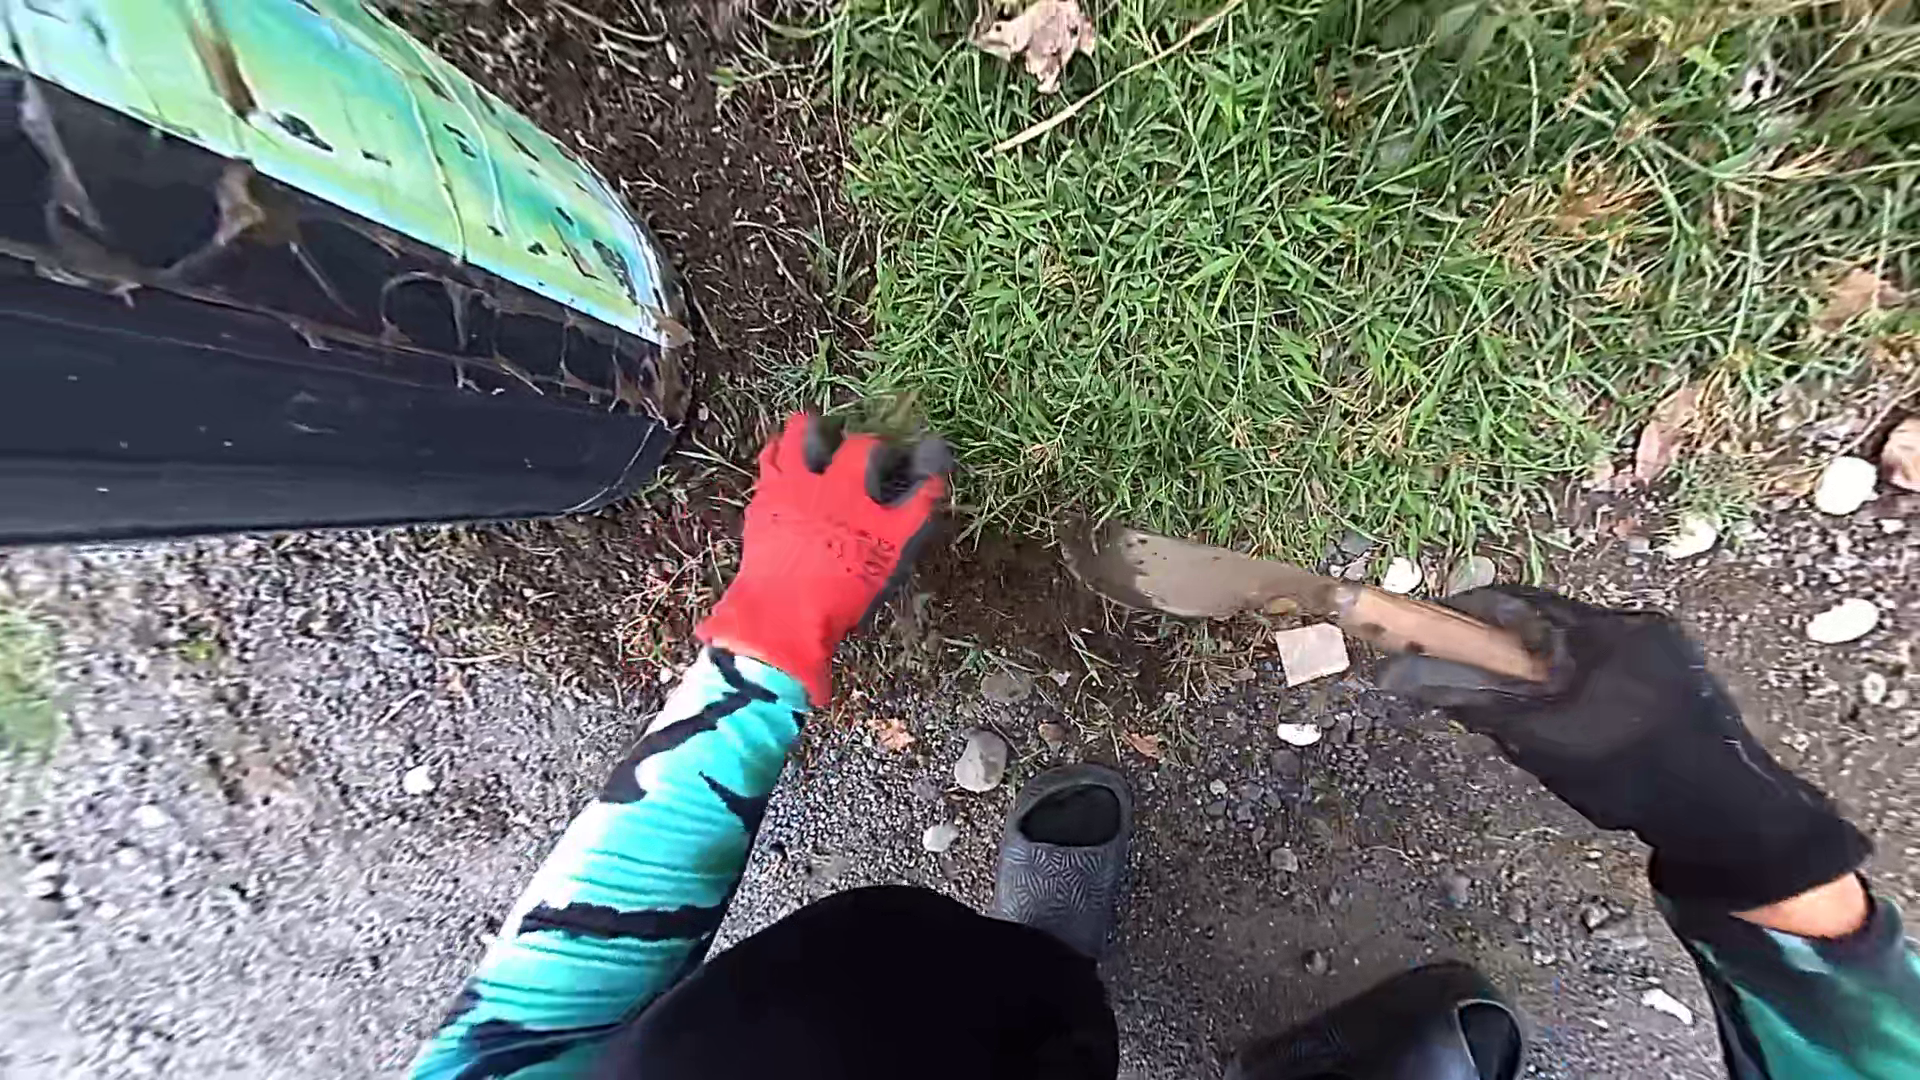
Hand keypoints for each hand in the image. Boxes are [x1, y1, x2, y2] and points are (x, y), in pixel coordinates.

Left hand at [697, 413, 948, 704]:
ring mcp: (780, 488)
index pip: (869, 447)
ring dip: (801, 432)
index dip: (884, 447)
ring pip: (786, 441)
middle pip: (816, 430)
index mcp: (847, 486)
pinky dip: (778, 456)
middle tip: (846, 438)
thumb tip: (936, 480)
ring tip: (811, 434)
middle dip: (835, 428)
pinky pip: (767, 465)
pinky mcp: (759, 506)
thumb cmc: (844, 586)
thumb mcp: (893, 551)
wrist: (783, 614)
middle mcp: (811, 478)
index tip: (891, 456)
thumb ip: (916, 510)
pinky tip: (785, 463)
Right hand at [1379, 586, 1869, 913]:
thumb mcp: (1537, 737)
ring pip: (1561, 636)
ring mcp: (1658, 645)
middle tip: (1460, 664)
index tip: (1427, 628)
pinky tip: (1546, 699)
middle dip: (1492, 637)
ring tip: (1501, 687)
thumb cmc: (1630, 774)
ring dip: (1524, 654)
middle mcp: (1635, 625)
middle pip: (1536, 616)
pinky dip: (1555, 668)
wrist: (1736, 824)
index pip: (1514, 600)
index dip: (1462, 610)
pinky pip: (1589, 653)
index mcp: (1607, 632)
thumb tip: (1397, 676)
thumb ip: (1468, 700)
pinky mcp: (1669, 667)